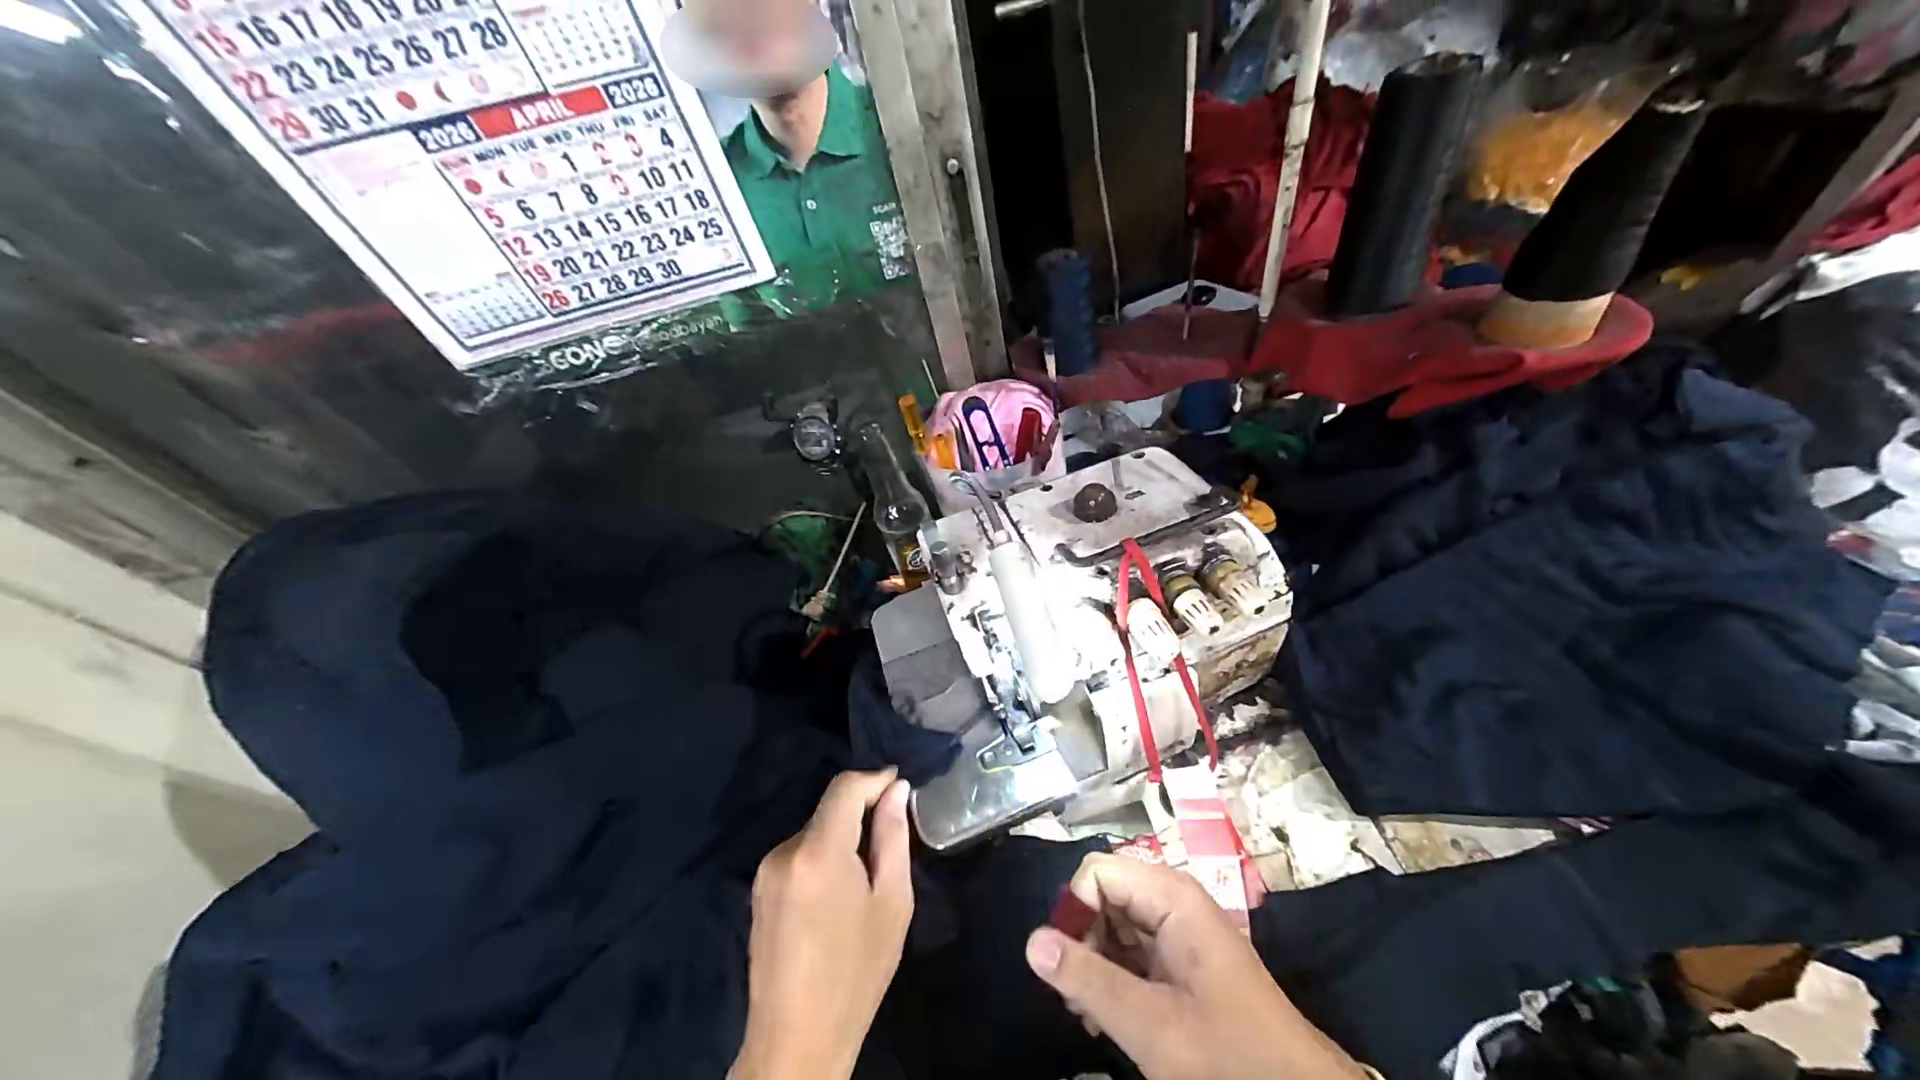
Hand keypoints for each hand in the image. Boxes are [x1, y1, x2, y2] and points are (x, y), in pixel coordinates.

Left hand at [729, 769, 913, 1079]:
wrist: (796, 1039)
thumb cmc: (855, 972)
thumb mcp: (892, 903)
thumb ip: (893, 838)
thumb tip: (895, 790)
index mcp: (817, 852)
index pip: (844, 788)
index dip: (874, 779)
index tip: (900, 785)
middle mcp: (783, 851)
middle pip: (829, 810)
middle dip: (861, 814)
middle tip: (891, 843)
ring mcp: (765, 871)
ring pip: (814, 832)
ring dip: (841, 838)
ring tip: (865, 878)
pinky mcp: (758, 890)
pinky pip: (799, 855)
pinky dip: (822, 857)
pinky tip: (837, 896)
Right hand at [1025, 853, 1367, 1079]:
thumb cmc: (1231, 1060)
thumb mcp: (1152, 1026)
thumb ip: (1087, 979)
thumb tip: (1031, 941)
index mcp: (1171, 897)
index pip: (1097, 872)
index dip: (1074, 912)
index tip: (1067, 967)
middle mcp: (1173, 900)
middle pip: (1103, 894)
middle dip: (1081, 940)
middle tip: (1077, 999)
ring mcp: (1178, 929)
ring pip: (1112, 922)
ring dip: (1093, 963)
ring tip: (1091, 1014)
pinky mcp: (1181, 958)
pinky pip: (1130, 948)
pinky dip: (1113, 976)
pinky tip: (1109, 1016)